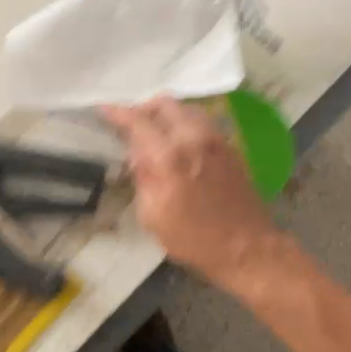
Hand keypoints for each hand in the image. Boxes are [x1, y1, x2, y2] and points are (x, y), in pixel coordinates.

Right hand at [101, 96, 288, 290]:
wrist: (247, 248)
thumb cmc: (194, 239)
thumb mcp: (153, 216)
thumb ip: (142, 178)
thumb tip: (137, 156)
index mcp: (170, 157)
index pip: (138, 122)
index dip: (117, 113)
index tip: (103, 109)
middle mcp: (194, 139)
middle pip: (165, 104)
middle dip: (144, 108)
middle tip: (131, 123)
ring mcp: (217, 140)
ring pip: (187, 109)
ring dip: (167, 114)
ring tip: (155, 131)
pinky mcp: (231, 148)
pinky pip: (203, 123)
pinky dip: (185, 124)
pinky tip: (180, 143)